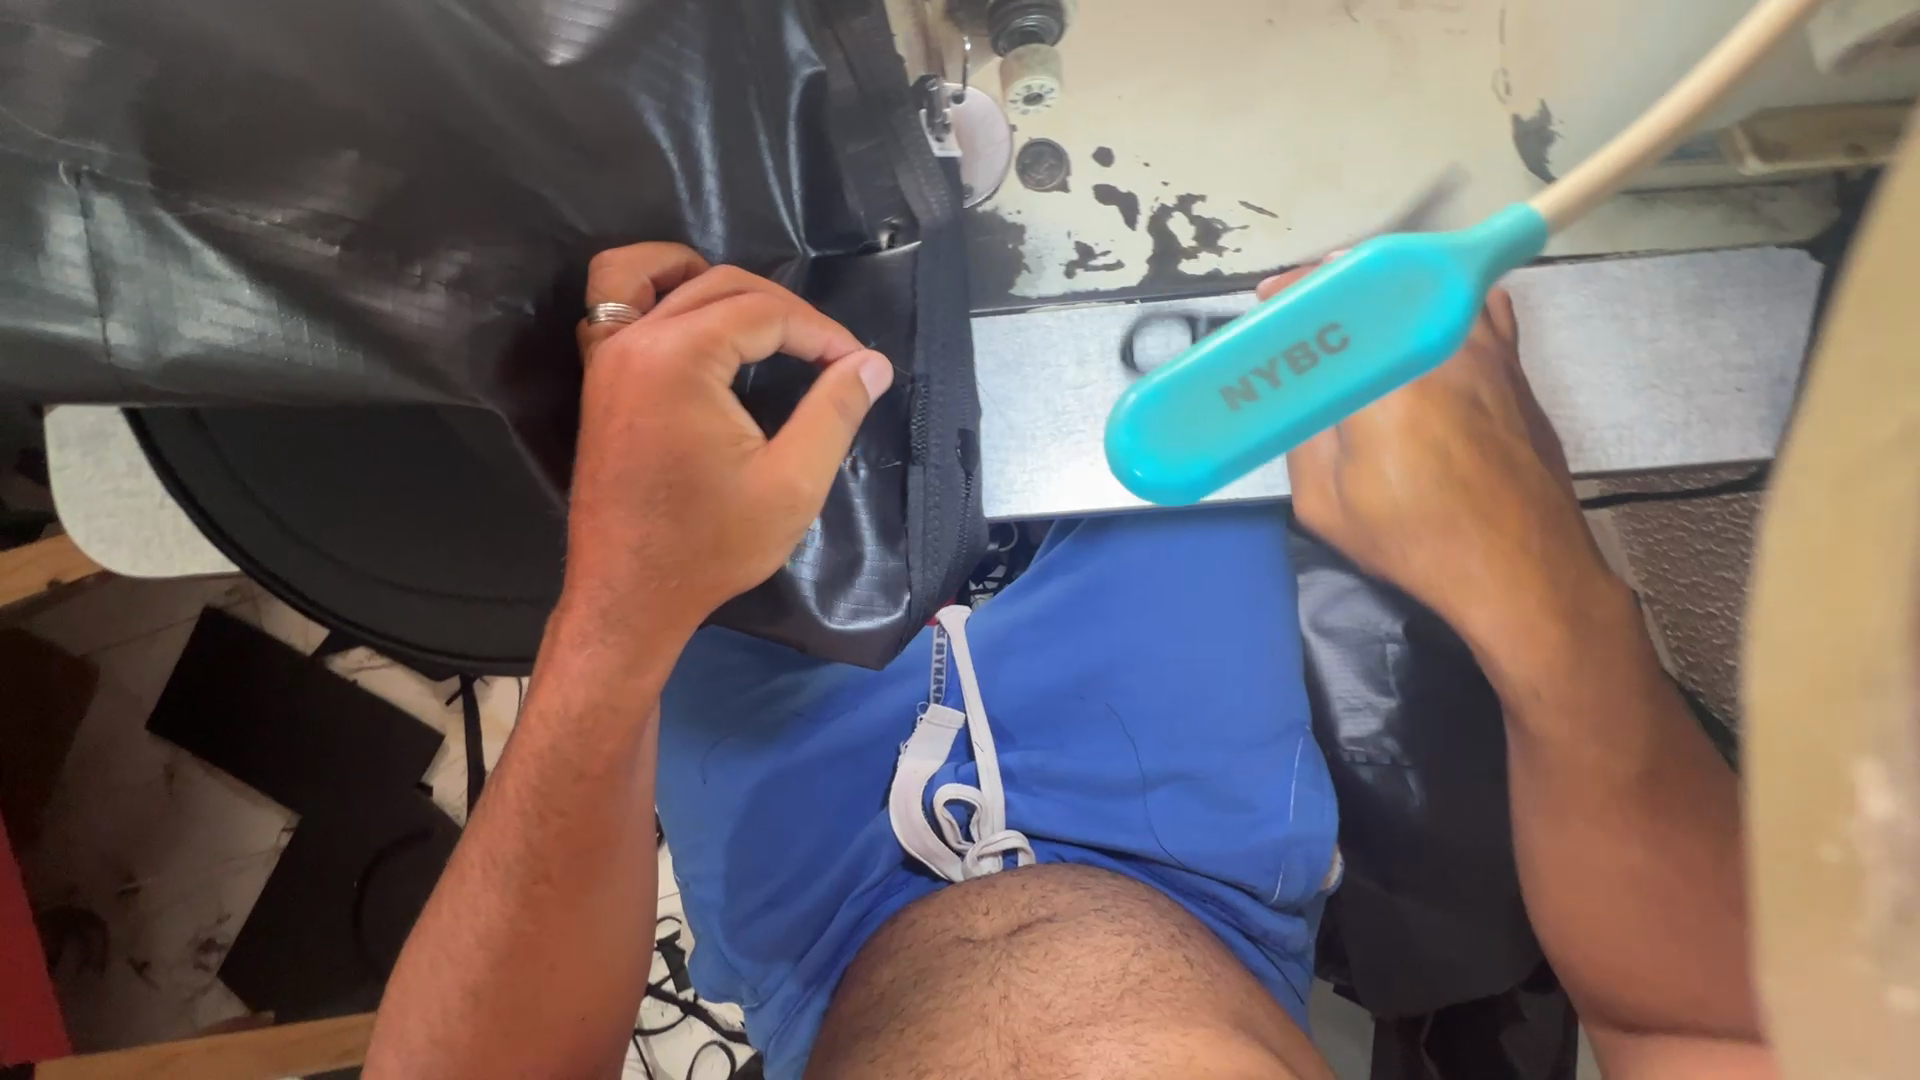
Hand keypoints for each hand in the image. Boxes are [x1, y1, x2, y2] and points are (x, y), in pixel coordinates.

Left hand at [559, 243, 894, 642]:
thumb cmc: (714, 545)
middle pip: (722, 286)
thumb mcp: (794, 483)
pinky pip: (614, 304)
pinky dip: (655, 291)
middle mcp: (635, 342)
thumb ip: (836, 412)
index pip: (766, 313)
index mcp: (681, 360)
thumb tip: (872, 363)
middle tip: (831, 356)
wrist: (632, 595)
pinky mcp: (598, 380)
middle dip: (787, 313)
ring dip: (717, 281)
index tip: (858, 366)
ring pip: (660, 277)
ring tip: (761, 314)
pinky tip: (689, 317)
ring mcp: (607, 358)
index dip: (823, 334)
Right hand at [1265, 265, 1624, 657]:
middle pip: (1384, 281)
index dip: (1296, 291)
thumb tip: (1304, 400)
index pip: (1333, 305)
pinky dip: (1443, 303)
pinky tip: (1422, 330)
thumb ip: (1305, 439)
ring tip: (1358, 312)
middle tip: (1306, 306)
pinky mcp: (1515, 369)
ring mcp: (1489, 353)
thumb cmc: (1414, 541)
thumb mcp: (1323, 503)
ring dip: (1390, 288)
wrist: (1520, 569)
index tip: (1270, 299)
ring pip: (1435, 285)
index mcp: (1386, 381)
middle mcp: (1442, 349)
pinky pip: (1477, 309)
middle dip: (1335, 282)